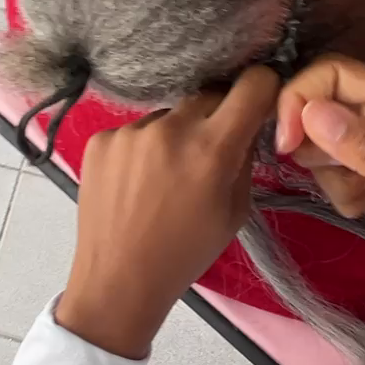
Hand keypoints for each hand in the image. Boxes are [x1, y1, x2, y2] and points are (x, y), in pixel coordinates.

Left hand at [56, 66, 281, 358]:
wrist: (119, 280)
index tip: (260, 101)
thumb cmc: (186, 254)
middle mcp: (170, 128)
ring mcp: (130, 132)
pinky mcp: (100, 140)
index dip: (263, 88)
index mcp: (211, 149)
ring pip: (168, 116)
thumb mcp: (235, 212)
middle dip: (216, 117)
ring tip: (163, 177)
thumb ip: (245, 160)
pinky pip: (135, 132)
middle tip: (208, 151)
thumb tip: (247, 126)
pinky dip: (141, 150)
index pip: (253, 84)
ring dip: (175, 135)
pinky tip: (135, 183)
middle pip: (208, 95)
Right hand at [274, 56, 364, 340]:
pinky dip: (341, 189)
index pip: (333, 72)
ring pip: (322, 138)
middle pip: (320, 103)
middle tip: (334, 178)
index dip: (299, 99)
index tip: (285, 145)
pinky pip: (333, 166)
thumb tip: (312, 111)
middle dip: (312, 143)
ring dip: (329, 173)